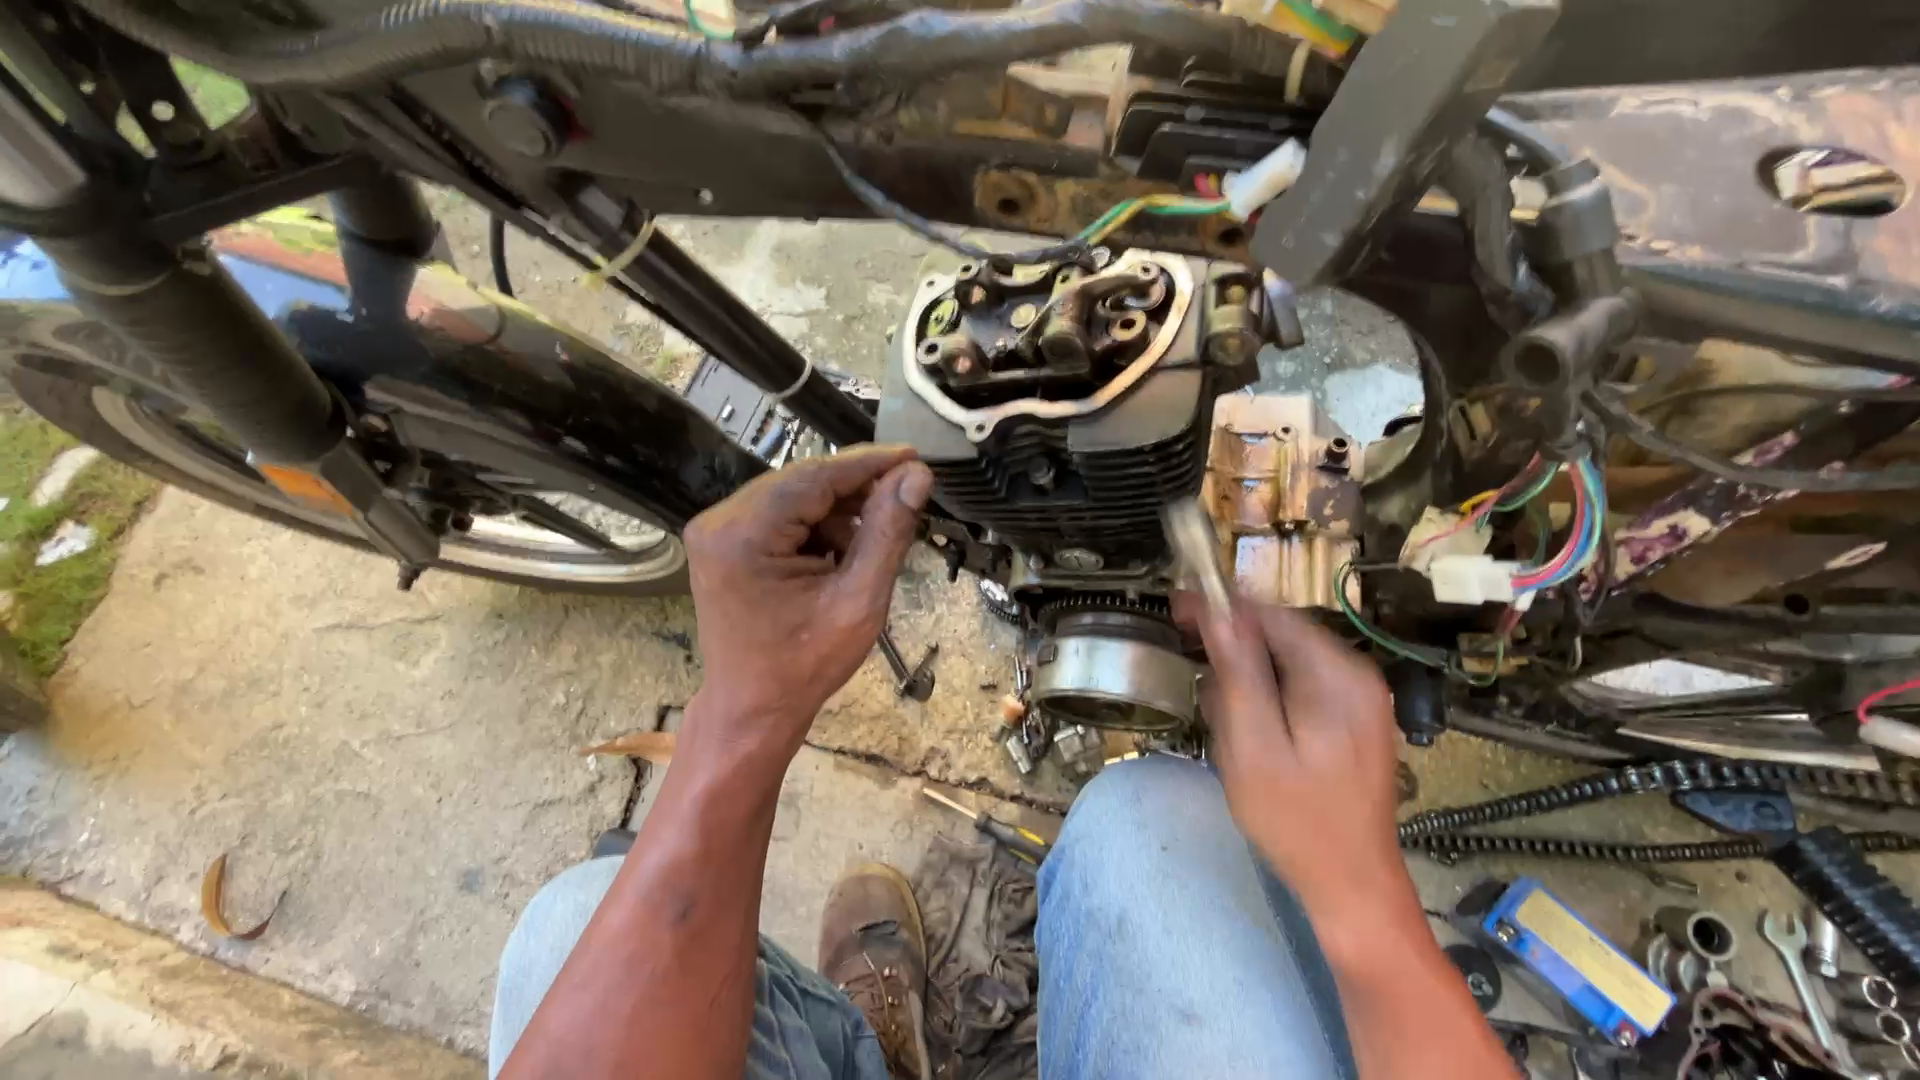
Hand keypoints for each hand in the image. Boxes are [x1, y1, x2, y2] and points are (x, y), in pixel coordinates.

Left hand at [683, 445, 932, 761]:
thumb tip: (916, 476)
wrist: (752, 708)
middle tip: (905, 494)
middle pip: (801, 482)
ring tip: (869, 545)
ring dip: (836, 512)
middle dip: (855, 490)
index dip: (868, 464)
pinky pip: (779, 515)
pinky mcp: (722, 542)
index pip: (814, 477)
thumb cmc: (805, 666)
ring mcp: (715, 530)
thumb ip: (887, 533)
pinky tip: (839, 554)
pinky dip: (815, 526)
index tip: (913, 456)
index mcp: (742, 535)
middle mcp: (719, 521)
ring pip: (793, 496)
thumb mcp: (858, 601)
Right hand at [1183, 596, 1406, 909]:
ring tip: (1231, 731)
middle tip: (1204, 691)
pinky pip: (1297, 688)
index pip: (1270, 614)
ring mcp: (1358, 699)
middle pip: (1279, 636)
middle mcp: (1356, 676)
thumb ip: (1238, 673)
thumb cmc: (1295, 820)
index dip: (1221, 607)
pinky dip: (1267, 700)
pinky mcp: (1351, 720)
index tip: (1177, 609)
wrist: (1351, 883)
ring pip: (1284, 664)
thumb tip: (1217, 612)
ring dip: (1248, 684)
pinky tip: (1254, 738)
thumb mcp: (1253, 745)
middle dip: (1234, 656)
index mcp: (1337, 675)